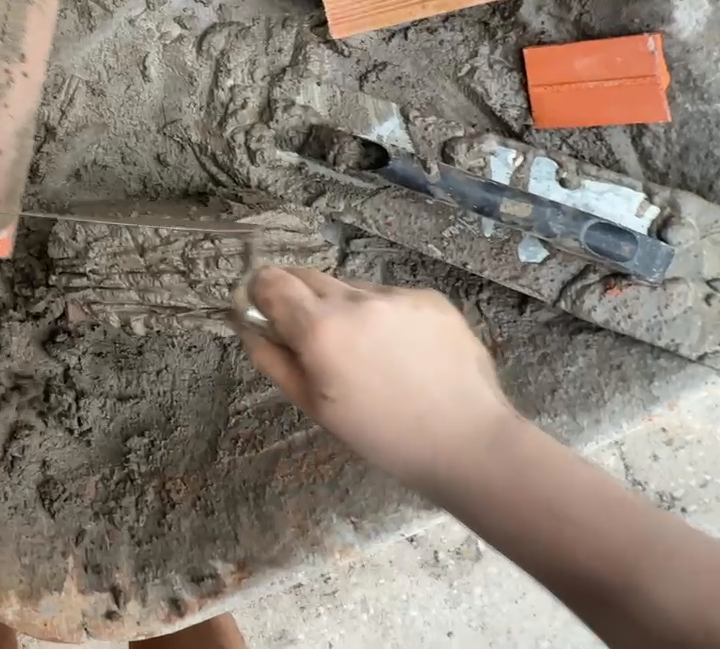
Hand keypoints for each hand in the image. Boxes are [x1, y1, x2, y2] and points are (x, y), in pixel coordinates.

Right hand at [240, 266, 519, 493]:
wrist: (472, 444)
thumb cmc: (382, 435)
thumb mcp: (312, 405)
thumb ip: (270, 358)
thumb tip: (247, 325)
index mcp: (317, 328)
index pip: (269, 280)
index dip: (259, 291)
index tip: (264, 309)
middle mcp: (352, 300)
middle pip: (303, 275)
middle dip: (297, 298)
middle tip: (313, 335)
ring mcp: (393, 296)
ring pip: (346, 287)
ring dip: (341, 307)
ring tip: (366, 350)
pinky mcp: (428, 297)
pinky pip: (386, 296)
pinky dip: (381, 314)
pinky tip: (401, 350)